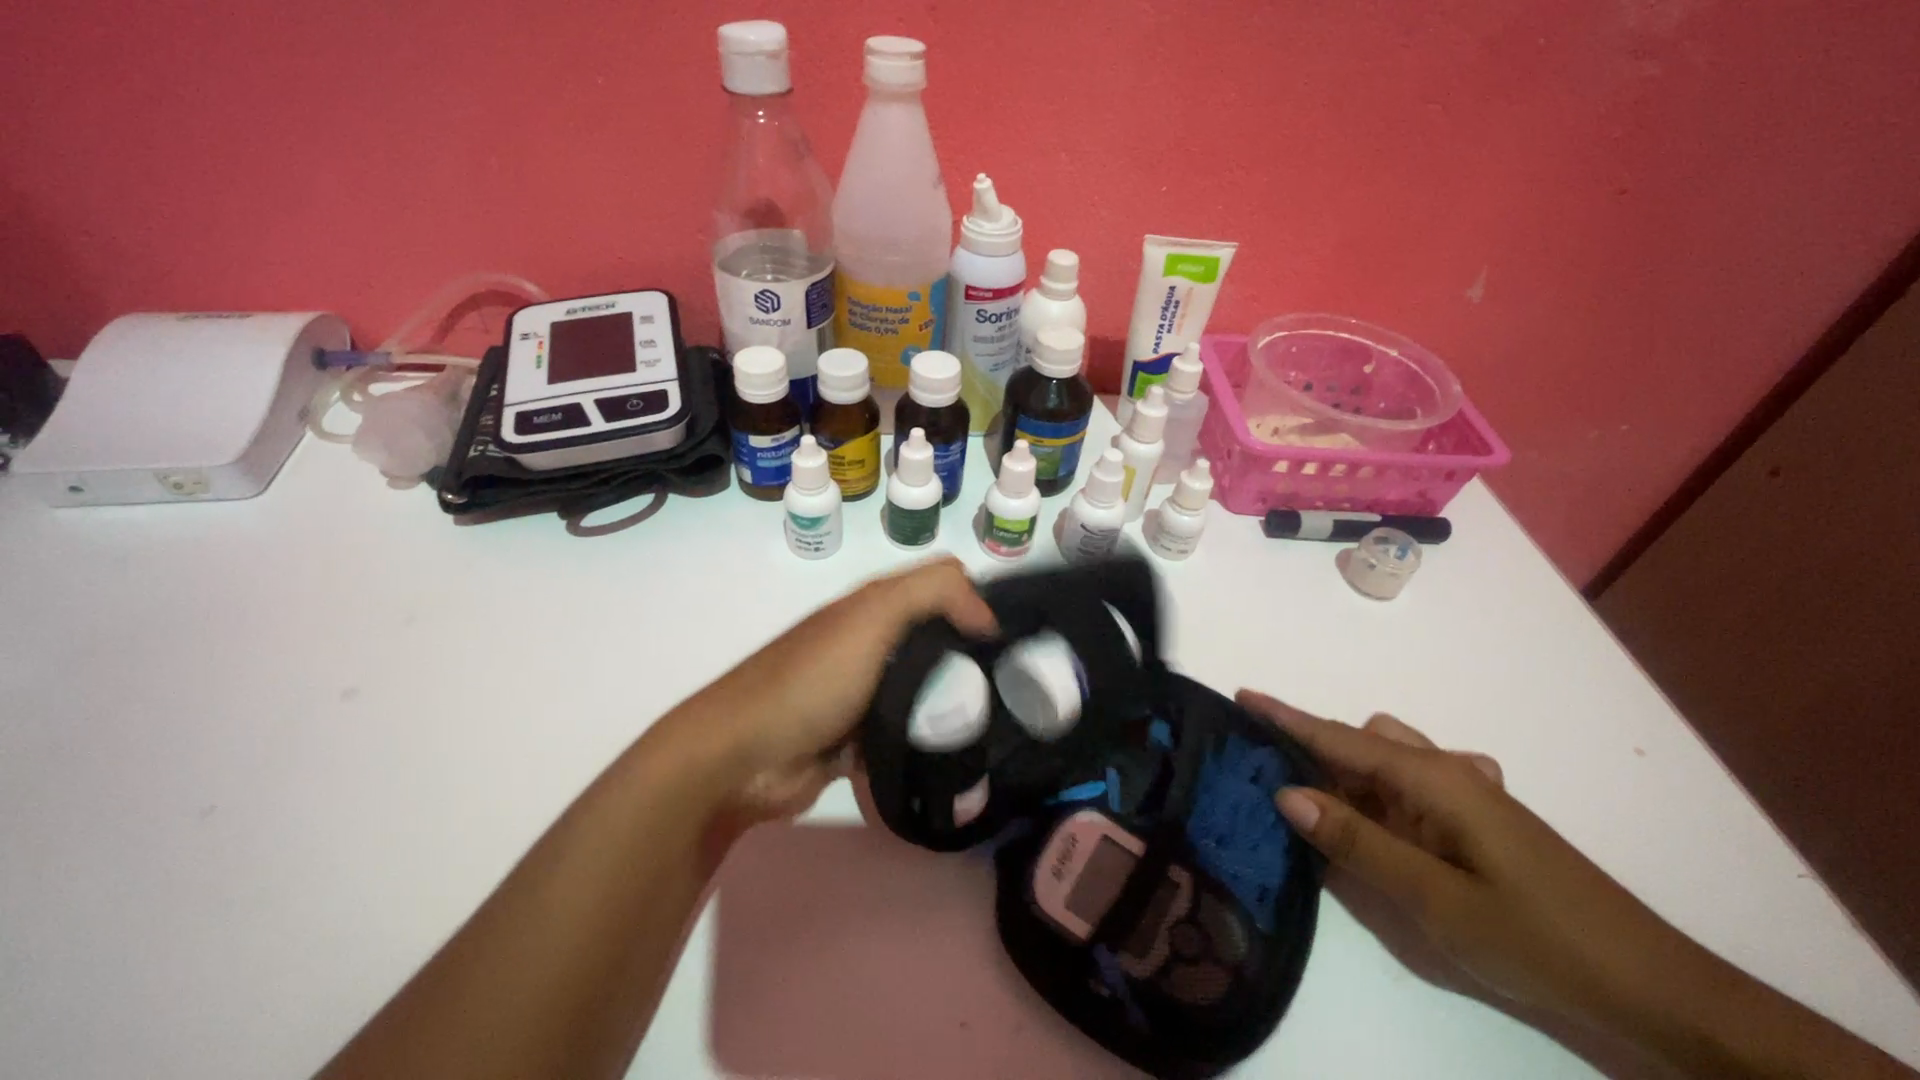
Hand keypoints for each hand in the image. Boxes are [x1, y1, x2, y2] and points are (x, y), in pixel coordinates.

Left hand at [674, 557, 996, 822]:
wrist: (743, 757)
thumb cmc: (811, 680)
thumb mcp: (873, 615)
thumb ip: (934, 593)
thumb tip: (988, 617)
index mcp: (874, 607)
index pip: (944, 589)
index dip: (978, 605)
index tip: (1011, 642)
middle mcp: (872, 644)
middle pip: (941, 643)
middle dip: (975, 663)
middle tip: (1013, 692)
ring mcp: (865, 694)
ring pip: (928, 692)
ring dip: (954, 708)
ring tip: (995, 729)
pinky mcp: (860, 740)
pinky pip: (908, 735)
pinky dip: (927, 744)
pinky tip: (957, 757)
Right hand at [1237, 690, 1695, 1031]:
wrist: (1645, 981)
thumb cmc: (1533, 936)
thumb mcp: (1431, 898)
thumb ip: (1356, 842)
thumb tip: (1287, 793)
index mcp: (1436, 781)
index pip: (1343, 739)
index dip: (1288, 718)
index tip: (1241, 696)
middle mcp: (1451, 773)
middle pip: (1365, 742)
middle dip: (1315, 751)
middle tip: (1271, 787)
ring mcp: (1470, 797)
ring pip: (1389, 765)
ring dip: (1348, 779)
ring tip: (1317, 818)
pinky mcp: (1481, 823)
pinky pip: (1413, 792)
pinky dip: (1380, 800)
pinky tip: (1382, 840)